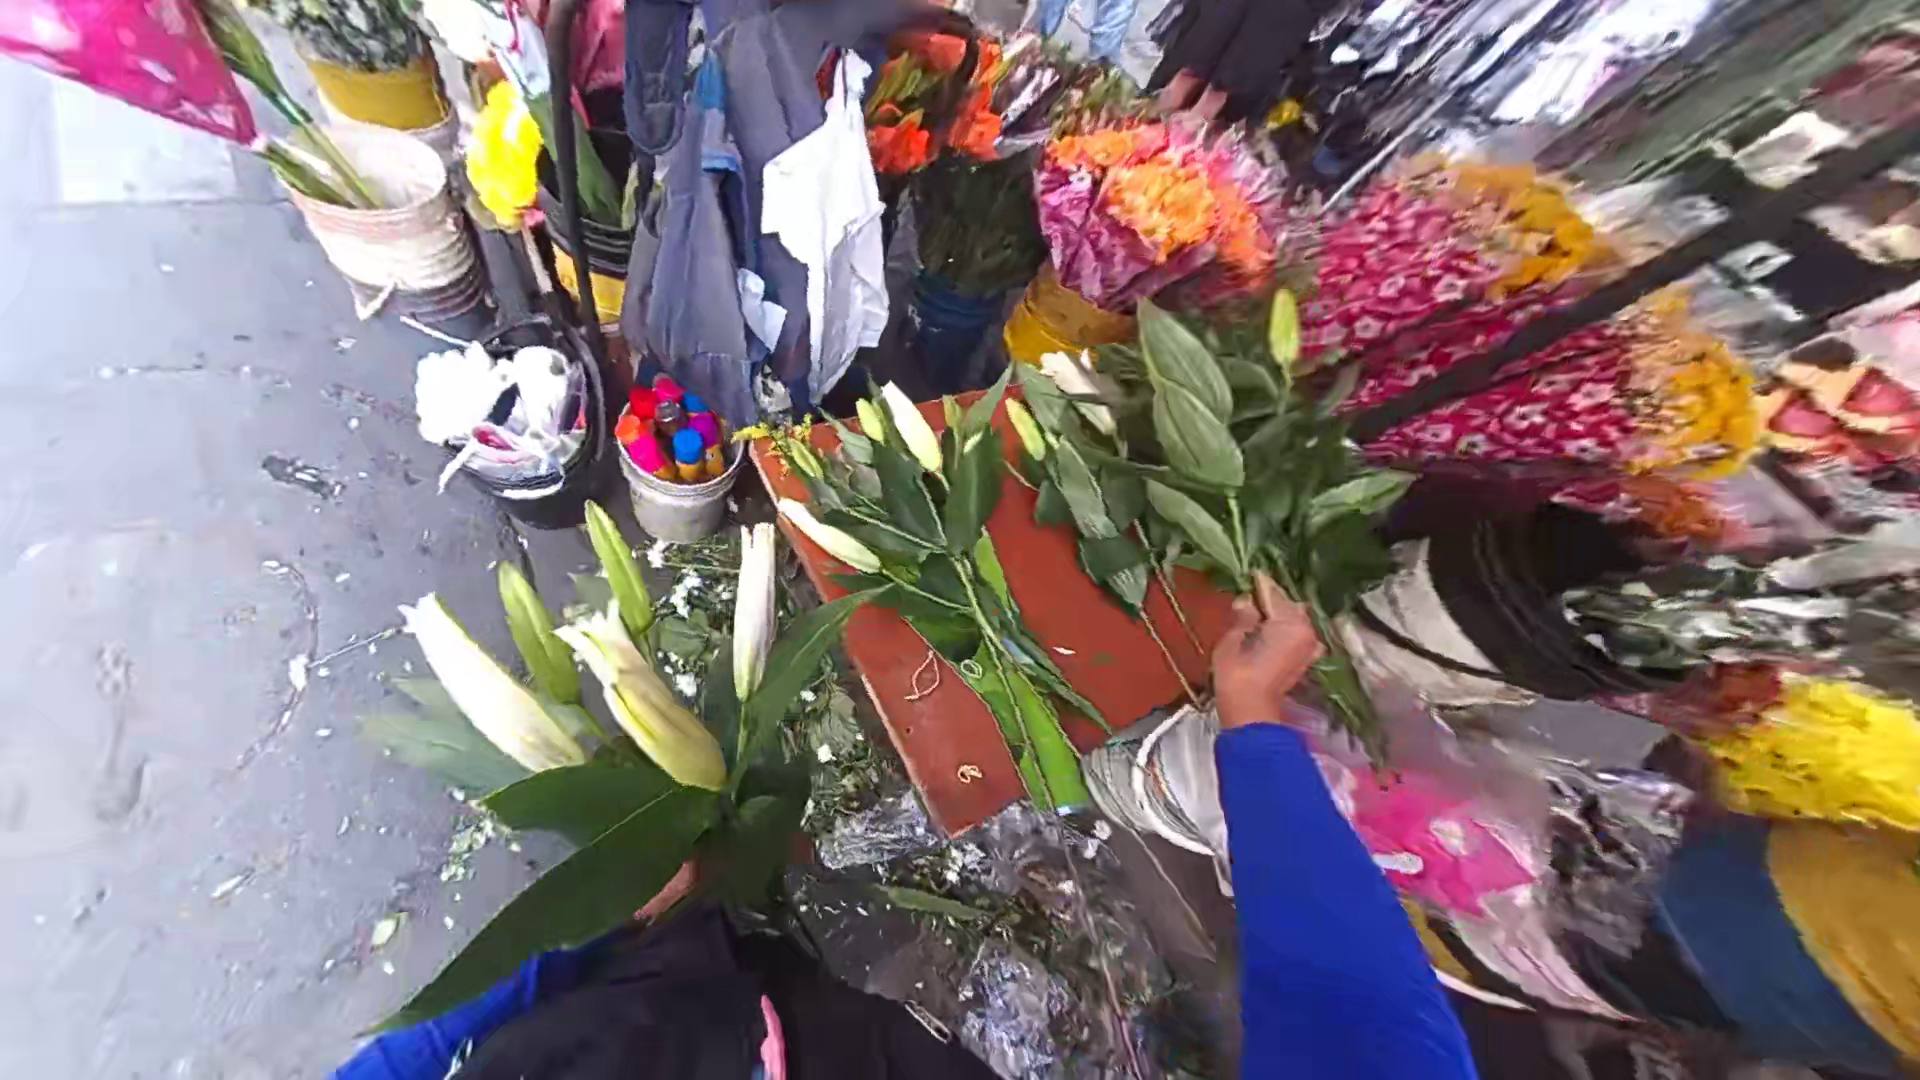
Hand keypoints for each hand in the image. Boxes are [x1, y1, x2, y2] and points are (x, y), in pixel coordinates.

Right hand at [1211, 572, 1322, 729]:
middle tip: (1252, 587)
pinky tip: (1271, 624)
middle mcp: (1306, 631)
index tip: (1252, 570)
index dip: (1260, 582)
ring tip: (1259, 605)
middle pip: (1288, 605)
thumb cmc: (1237, 674)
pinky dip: (1286, 625)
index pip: (1273, 594)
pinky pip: (1297, 632)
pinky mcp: (1305, 658)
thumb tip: (1246, 601)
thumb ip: (1243, 617)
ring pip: (1294, 618)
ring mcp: (1309, 646)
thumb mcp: (1233, 640)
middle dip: (1271, 596)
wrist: (1250, 710)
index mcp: (1289, 623)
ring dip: (1279, 610)